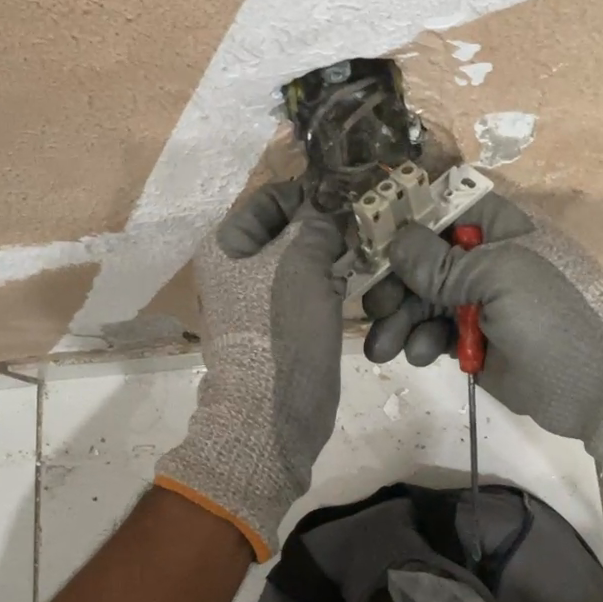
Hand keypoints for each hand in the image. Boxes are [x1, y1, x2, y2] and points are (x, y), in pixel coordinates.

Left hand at [154, 181, 347, 560]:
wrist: (271, 411)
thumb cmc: (277, 329)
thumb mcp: (297, 261)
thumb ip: (315, 222)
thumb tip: (331, 198)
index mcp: (227, 247)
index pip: (270, 199)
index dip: (308, 191)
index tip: (352, 190)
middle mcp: (240, 268)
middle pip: (289, 229)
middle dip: (328, 221)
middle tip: (372, 215)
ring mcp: (264, 298)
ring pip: (305, 258)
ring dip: (337, 249)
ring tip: (375, 241)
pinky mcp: (288, 324)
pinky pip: (314, 288)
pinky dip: (336, 278)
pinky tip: (367, 273)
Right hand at [362, 194, 602, 497]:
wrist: (597, 391)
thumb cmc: (555, 317)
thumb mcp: (498, 279)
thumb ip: (441, 262)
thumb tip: (395, 238)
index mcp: (501, 231)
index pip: (444, 210)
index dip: (407, 221)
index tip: (370, 237)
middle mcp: (485, 260)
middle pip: (422, 259)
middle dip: (394, 282)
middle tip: (372, 306)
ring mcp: (477, 302)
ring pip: (420, 300)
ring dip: (397, 319)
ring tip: (383, 347)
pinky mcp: (470, 340)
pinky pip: (430, 333)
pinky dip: (417, 342)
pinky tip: (418, 355)